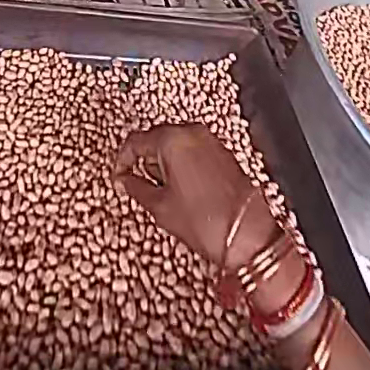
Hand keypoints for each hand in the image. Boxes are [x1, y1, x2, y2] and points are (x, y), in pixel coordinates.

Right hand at [114, 124, 269, 265]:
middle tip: (137, 184)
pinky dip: (182, 164)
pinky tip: (183, 190)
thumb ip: (136, 187)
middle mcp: (191, 132)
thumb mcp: (160, 207)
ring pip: (174, 144)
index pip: (134, 141)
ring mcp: (209, 140)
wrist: (250, 237)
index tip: (119, 176)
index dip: (122, 160)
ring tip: (163, 192)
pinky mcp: (222, 151)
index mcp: (171, 139)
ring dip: (163, 163)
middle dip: (144, 161)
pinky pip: (192, 149)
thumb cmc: (208, 222)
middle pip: (155, 138)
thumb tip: (125, 180)